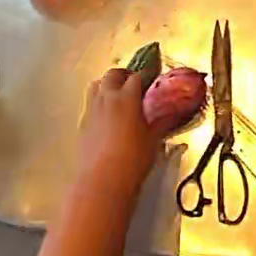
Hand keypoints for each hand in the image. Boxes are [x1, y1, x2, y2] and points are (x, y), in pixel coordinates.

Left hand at [76, 68, 167, 193]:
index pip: (137, 76)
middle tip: (136, 83)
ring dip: (108, 84)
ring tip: (119, 95)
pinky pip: (90, 102)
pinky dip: (100, 101)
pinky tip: (108, 116)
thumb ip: (162, 122)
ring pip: (97, 85)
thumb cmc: (133, 159)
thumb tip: (173, 113)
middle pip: (113, 74)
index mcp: (126, 97)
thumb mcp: (153, 140)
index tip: (154, 77)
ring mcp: (91, 109)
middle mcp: (106, 98)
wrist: (102, 181)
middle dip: (125, 75)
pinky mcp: (82, 123)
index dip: (147, 74)